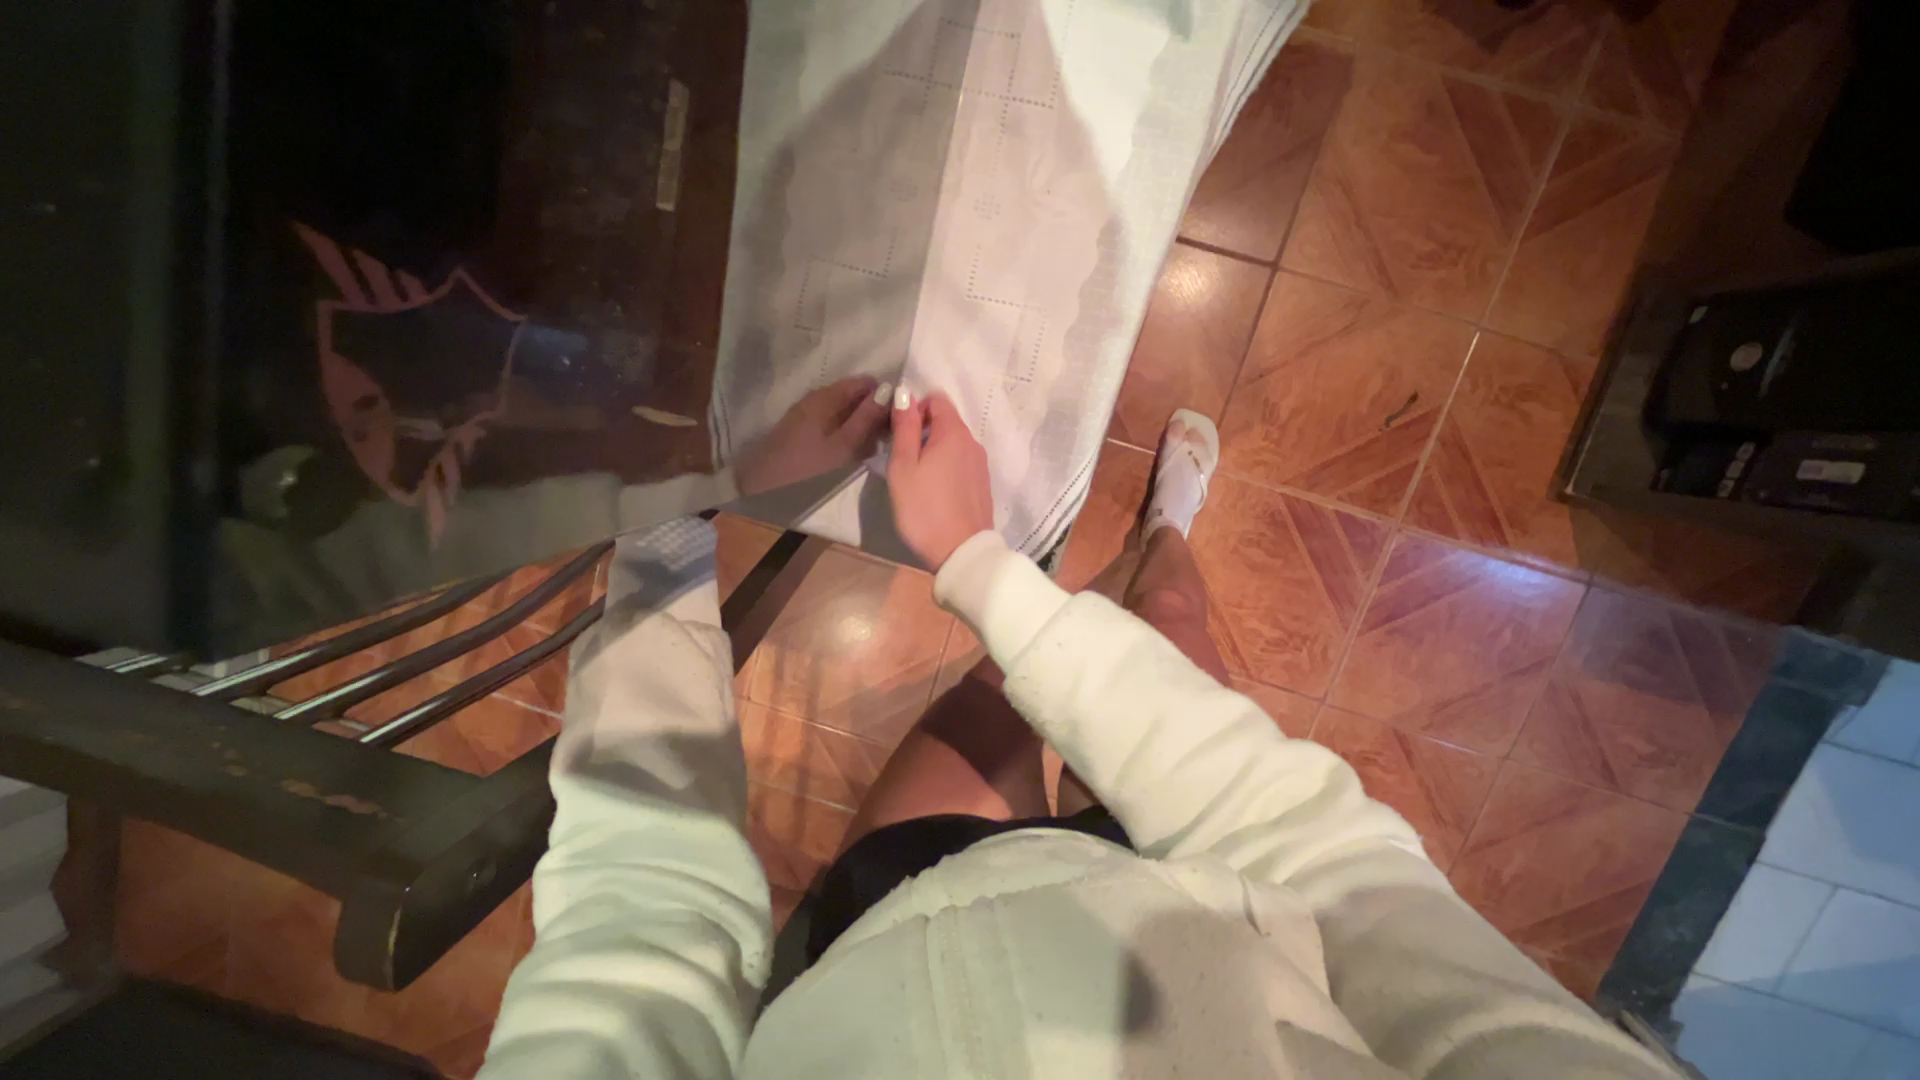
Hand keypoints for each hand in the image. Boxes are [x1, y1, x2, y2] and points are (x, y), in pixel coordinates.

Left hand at [737, 376, 888, 495]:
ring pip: (845, 407)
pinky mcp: (804, 421)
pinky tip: (850, 447)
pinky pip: (833, 417)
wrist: (765, 476)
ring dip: (860, 422)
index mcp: (830, 395)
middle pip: (856, 393)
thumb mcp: (844, 444)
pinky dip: (846, 428)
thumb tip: (890, 393)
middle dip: (873, 411)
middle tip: (885, 437)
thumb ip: (867, 418)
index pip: (866, 382)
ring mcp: (810, 408)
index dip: (884, 397)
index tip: (897, 419)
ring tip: (870, 445)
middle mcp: (820, 395)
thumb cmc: (807, 462)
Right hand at [888, 391, 993, 569]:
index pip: (938, 399)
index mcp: (954, 433)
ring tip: (917, 477)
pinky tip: (934, 490)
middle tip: (903, 458)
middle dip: (924, 431)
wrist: (961, 553)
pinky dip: (947, 467)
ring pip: (955, 444)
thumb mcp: (904, 466)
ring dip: (935, 451)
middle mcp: (973, 443)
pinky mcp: (983, 485)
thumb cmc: (924, 508)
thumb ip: (905, 428)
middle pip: (947, 421)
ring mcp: (981, 465)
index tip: (900, 432)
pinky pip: (962, 463)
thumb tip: (906, 395)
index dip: (916, 408)